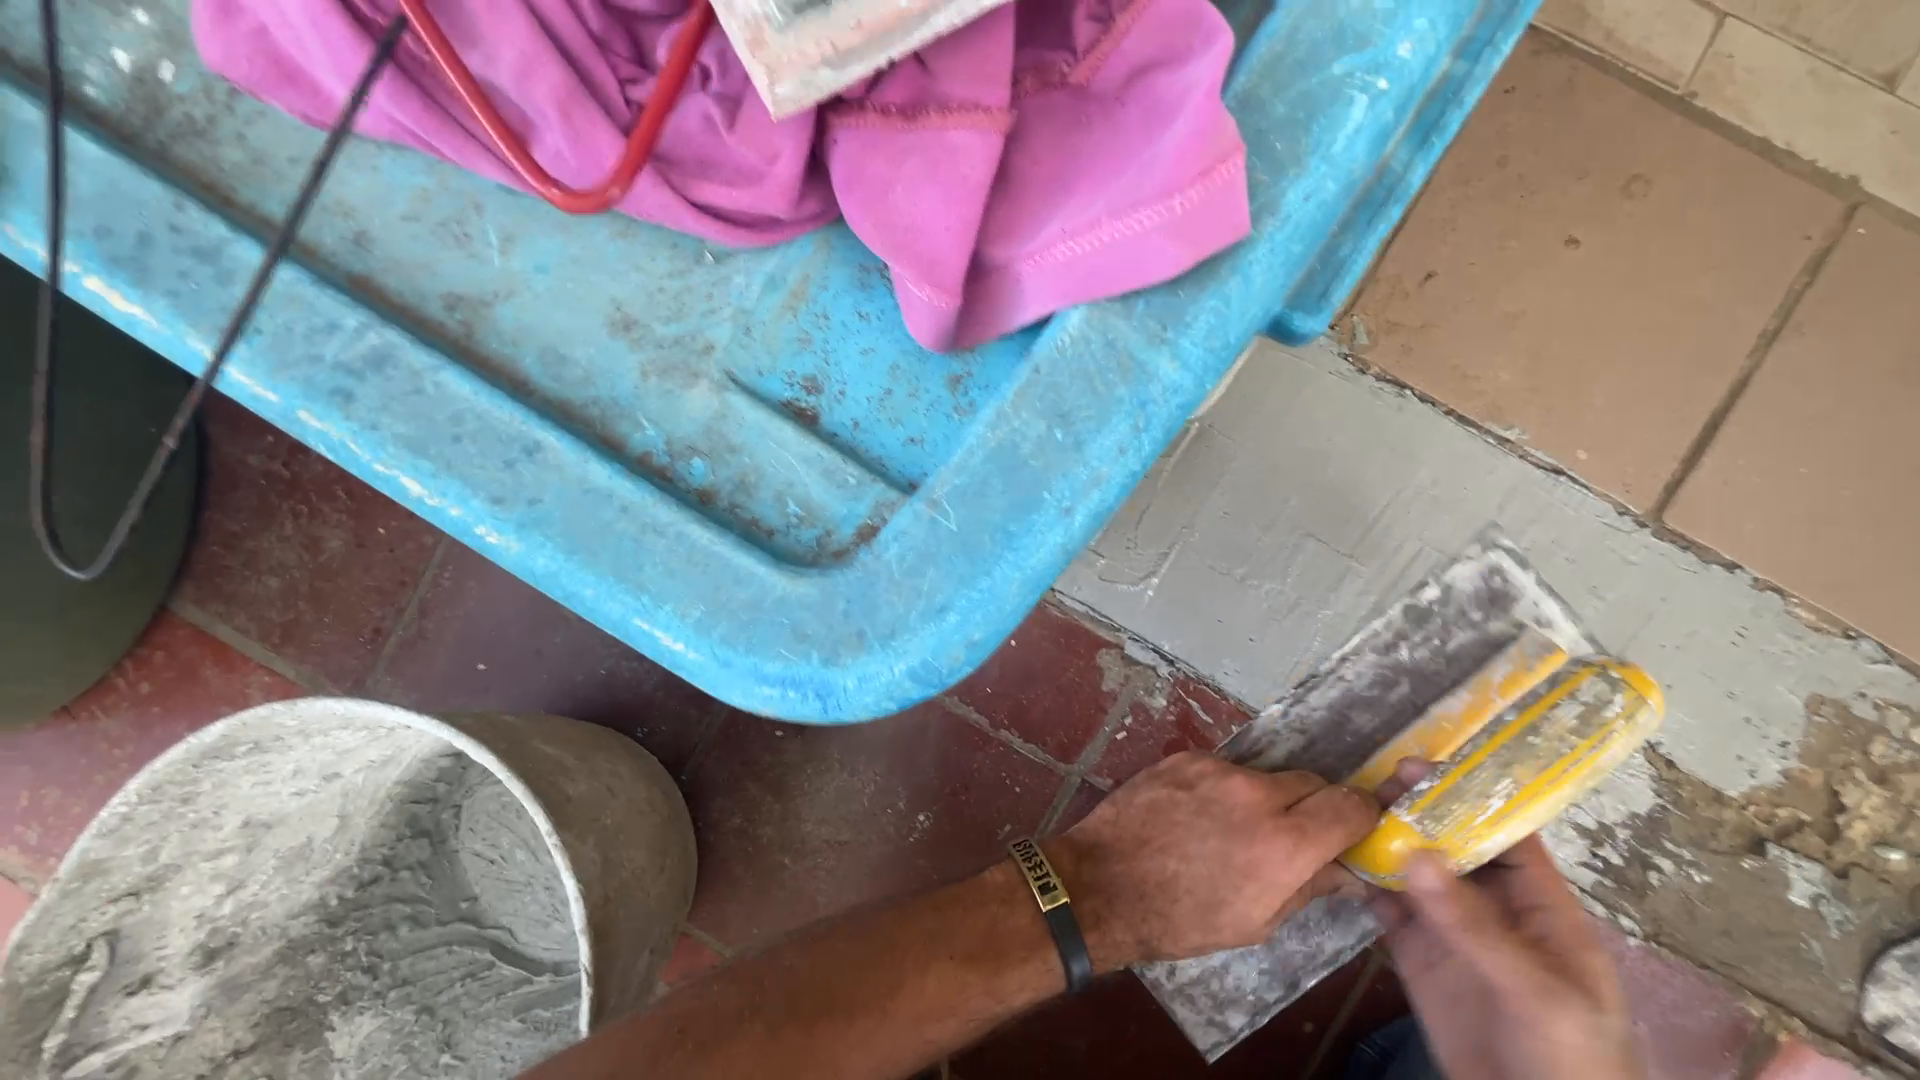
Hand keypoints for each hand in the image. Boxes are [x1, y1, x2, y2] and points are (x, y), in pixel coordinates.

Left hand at [1046, 751, 1377, 971]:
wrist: (1101, 884)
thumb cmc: (1180, 919)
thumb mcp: (1255, 922)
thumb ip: (1308, 888)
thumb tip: (1349, 871)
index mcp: (1284, 842)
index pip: (1351, 805)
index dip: (1362, 816)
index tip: (1357, 827)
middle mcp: (1257, 794)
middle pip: (1312, 782)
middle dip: (1315, 806)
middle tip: (1296, 834)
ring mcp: (1217, 770)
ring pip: (1265, 776)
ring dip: (1266, 799)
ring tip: (1235, 830)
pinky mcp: (1184, 758)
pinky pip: (1224, 769)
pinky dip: (1225, 789)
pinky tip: (1199, 816)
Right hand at [1370, 761, 1642, 1079]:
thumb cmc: (1570, 1058)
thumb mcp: (1536, 990)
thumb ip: (1475, 925)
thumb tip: (1415, 853)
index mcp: (1538, 907)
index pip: (1504, 836)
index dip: (1467, 799)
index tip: (1420, 767)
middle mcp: (1490, 908)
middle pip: (1450, 844)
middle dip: (1416, 811)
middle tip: (1373, 781)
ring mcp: (1450, 931)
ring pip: (1412, 870)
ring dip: (1383, 840)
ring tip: (1345, 810)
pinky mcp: (1416, 956)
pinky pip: (1387, 908)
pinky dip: (1362, 881)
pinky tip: (1337, 859)